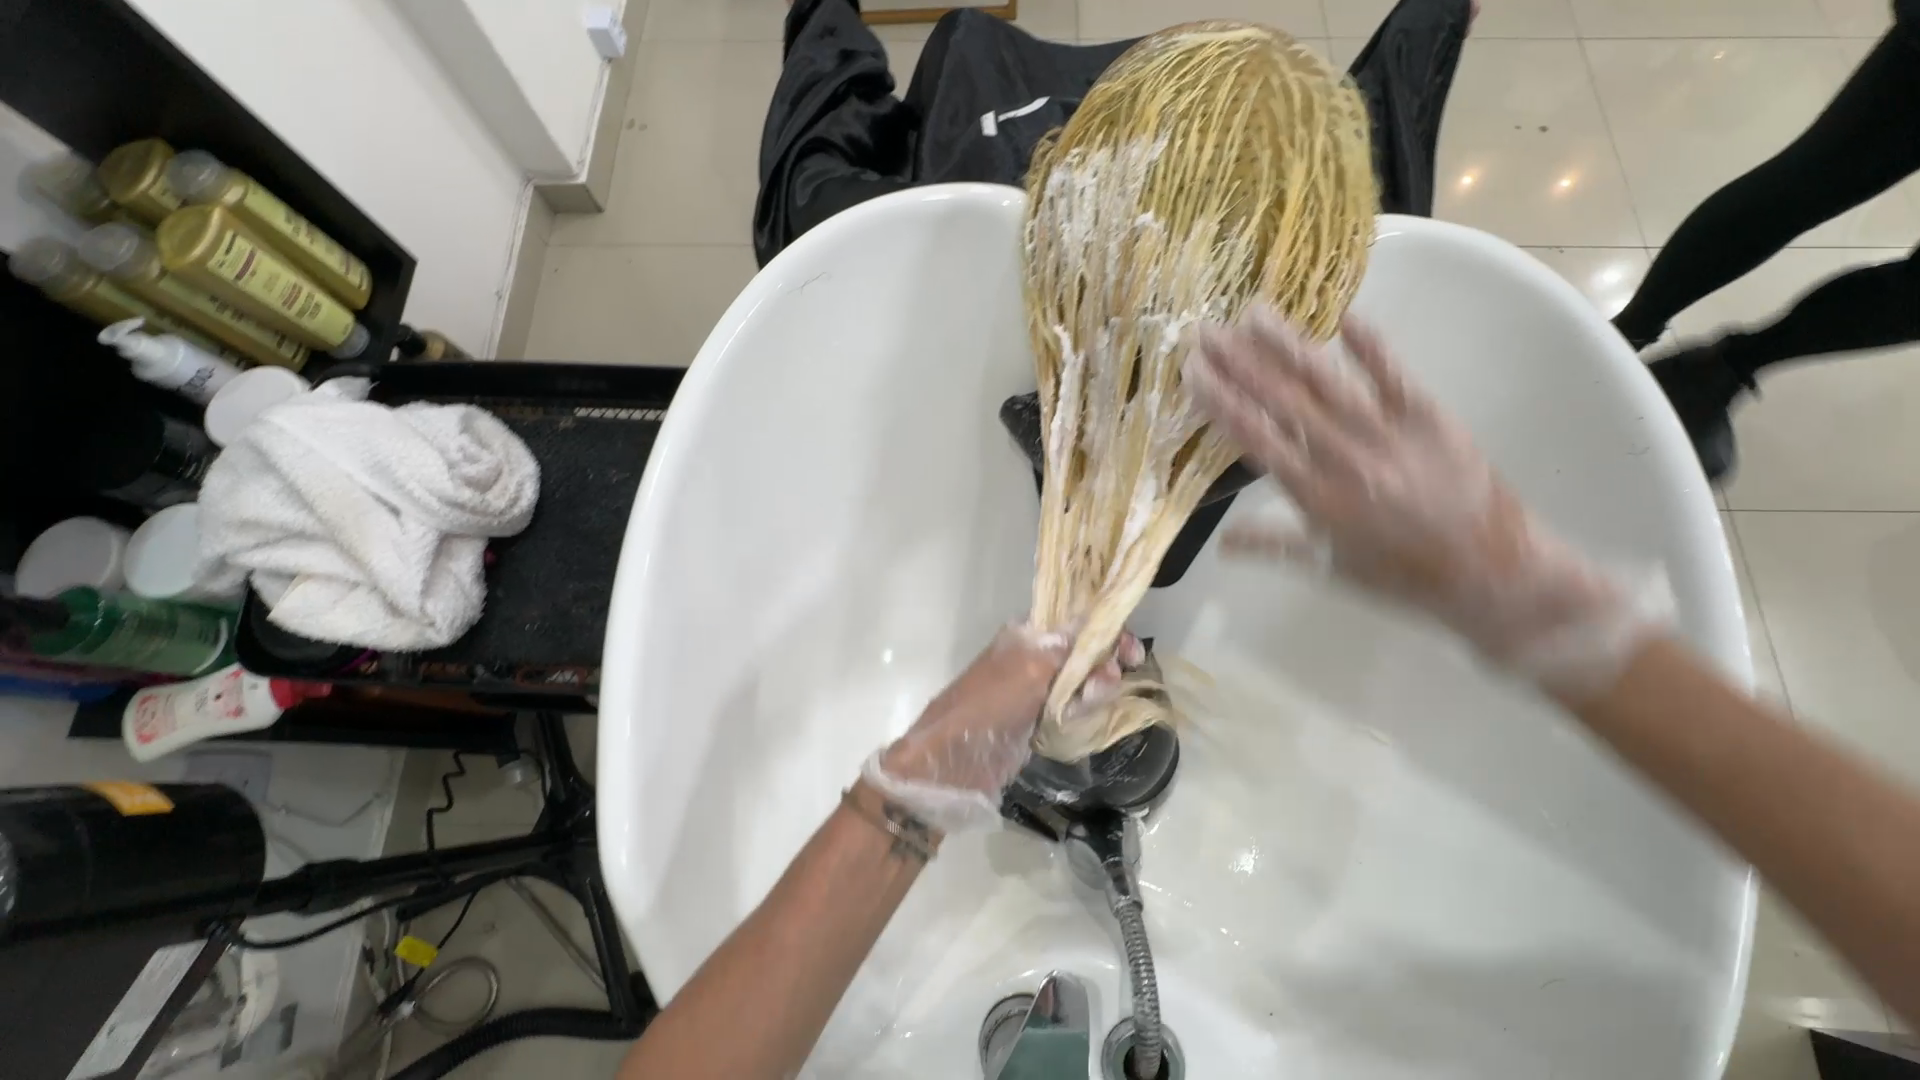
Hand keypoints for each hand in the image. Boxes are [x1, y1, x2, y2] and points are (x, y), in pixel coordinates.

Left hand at [863, 624, 1140, 831]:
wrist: (953, 758)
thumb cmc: (990, 704)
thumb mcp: (1031, 667)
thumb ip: (1068, 643)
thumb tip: (1099, 618)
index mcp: (1028, 634)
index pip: (1078, 623)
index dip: (1107, 634)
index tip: (1131, 654)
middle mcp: (1034, 656)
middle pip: (1086, 653)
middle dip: (1102, 667)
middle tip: (1103, 685)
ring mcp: (1037, 689)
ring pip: (1083, 683)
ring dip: (1092, 693)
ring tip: (1079, 708)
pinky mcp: (1039, 719)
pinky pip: (1072, 709)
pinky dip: (1078, 713)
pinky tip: (1071, 721)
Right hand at [1183, 307, 1671, 696]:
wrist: (1492, 575)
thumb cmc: (1402, 577)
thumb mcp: (1329, 568)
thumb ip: (1273, 546)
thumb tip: (1222, 542)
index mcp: (1316, 497)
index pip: (1256, 438)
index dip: (1221, 402)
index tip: (1194, 372)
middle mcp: (1345, 459)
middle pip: (1282, 401)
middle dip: (1239, 363)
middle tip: (1206, 330)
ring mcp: (1388, 434)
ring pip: (1327, 382)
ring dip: (1287, 345)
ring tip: (1254, 313)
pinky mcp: (1430, 418)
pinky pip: (1394, 376)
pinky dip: (1370, 346)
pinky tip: (1343, 317)